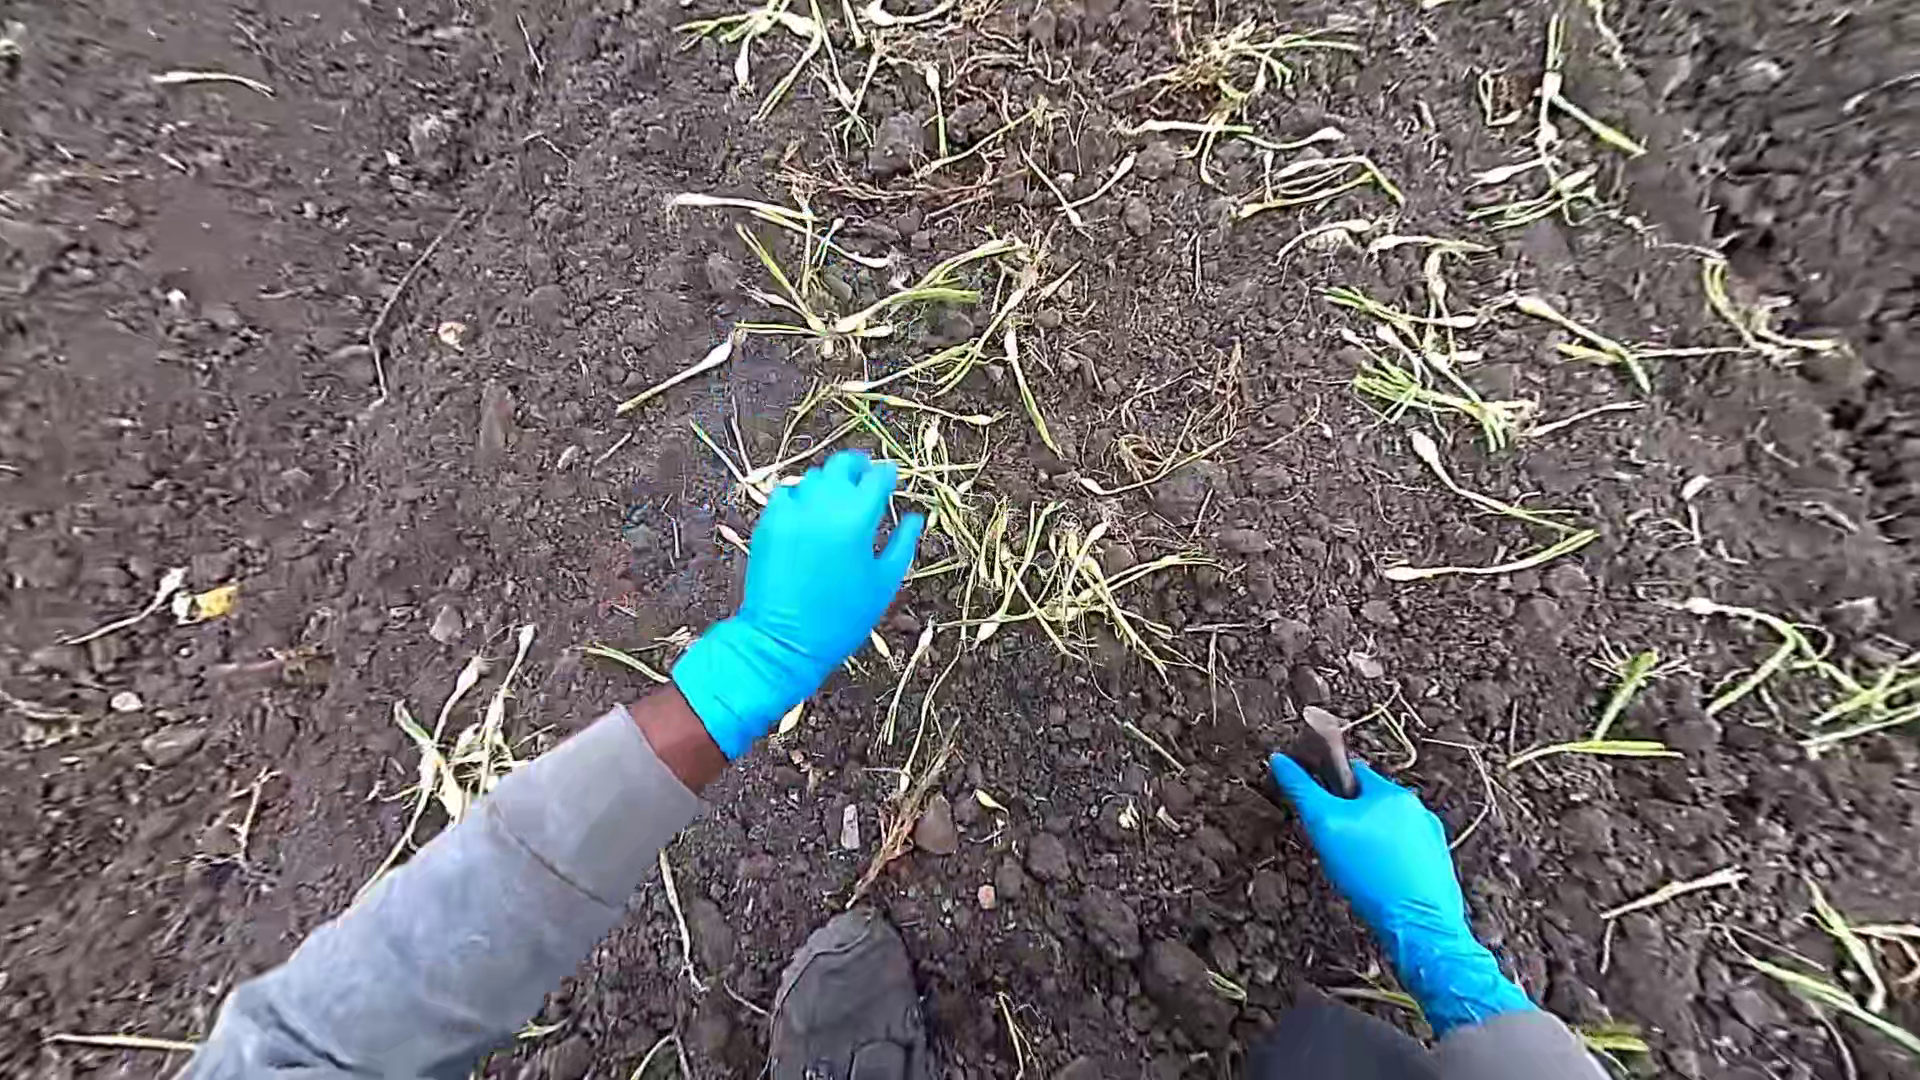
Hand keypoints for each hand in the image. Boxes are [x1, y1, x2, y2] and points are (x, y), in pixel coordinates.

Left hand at [674, 451, 922, 758]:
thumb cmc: (844, 617)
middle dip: (859, 467)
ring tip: (839, 499)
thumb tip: (915, 517)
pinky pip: (788, 493)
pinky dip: (802, 495)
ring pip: (815, 476)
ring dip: (831, 482)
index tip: (891, 479)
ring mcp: (793, 510)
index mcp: (858, 518)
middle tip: (866, 478)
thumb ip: (903, 543)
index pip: (877, 477)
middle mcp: (824, 504)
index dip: (888, 475)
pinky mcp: (769, 521)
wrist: (786, 640)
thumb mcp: (884, 582)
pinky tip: (810, 512)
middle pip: (843, 464)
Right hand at [1269, 755, 1533, 1033]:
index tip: (1308, 795)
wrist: (1426, 937)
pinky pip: (1397, 847)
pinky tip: (1368, 877)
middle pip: (1365, 797)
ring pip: (1382, 823)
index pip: (1350, 770)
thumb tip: (1278, 760)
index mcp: (1393, 796)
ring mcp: (1430, 841)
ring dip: (1360, 833)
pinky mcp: (1435, 869)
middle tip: (1324, 833)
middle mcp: (1417, 812)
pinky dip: (1379, 853)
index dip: (1326, 779)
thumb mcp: (1325, 827)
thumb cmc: (1372, 876)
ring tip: (1344, 860)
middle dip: (1342, 809)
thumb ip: (1301, 790)